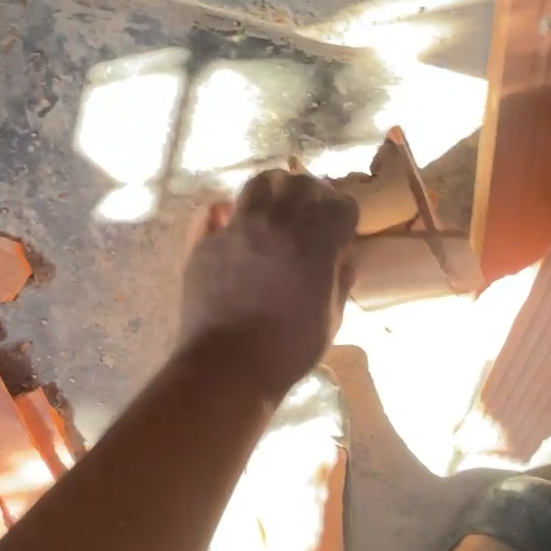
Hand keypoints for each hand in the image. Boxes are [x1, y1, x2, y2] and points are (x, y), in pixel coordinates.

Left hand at [179, 169, 359, 383]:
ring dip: (274, 191)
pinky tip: (232, 224)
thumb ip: (339, 281)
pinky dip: (226, 212)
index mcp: (316, 241)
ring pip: (260, 183)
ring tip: (274, 209)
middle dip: (313, 194)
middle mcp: (277, 222)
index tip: (342, 229)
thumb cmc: (288, 349)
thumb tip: (344, 259)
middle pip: (301, 184)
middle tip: (312, 213)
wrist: (227, 367)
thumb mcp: (331, 319)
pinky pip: (215, 210)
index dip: (345, 216)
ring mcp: (237, 227)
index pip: (341, 204)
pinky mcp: (206, 240)